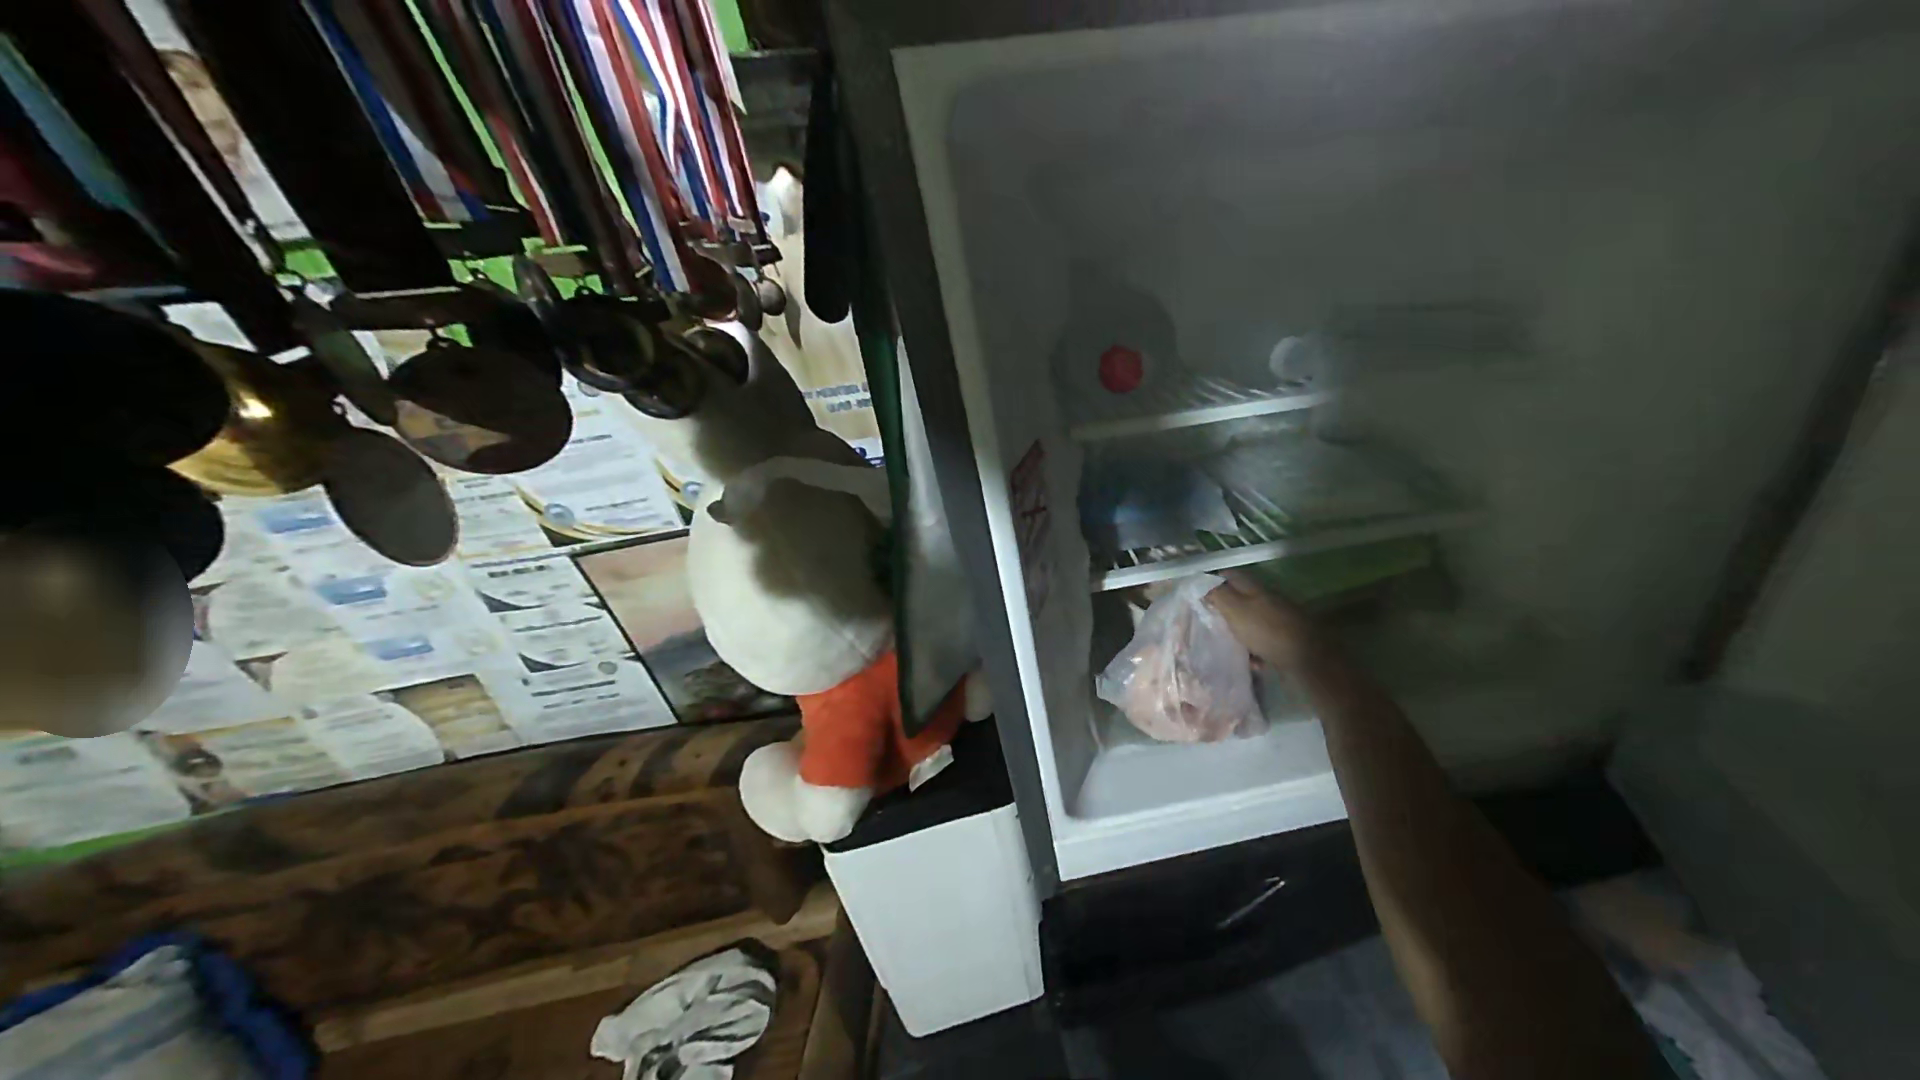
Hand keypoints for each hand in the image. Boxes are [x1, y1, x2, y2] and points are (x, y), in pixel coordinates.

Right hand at [1205, 569, 1323, 671]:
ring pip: (1252, 621)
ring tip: (1229, 645)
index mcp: (1255, 588)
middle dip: (1225, 609)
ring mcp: (1280, 619)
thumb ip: (1218, 595)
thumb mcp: (1235, 610)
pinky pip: (1265, 641)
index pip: (1230, 575)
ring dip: (1240, 632)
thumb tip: (1203, 585)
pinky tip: (1253, 662)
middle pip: (1241, 599)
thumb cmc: (1265, 630)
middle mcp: (1269, 599)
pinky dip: (1256, 650)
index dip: (1213, 581)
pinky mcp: (1287, 639)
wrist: (1308, 659)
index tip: (1198, 593)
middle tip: (1209, 621)